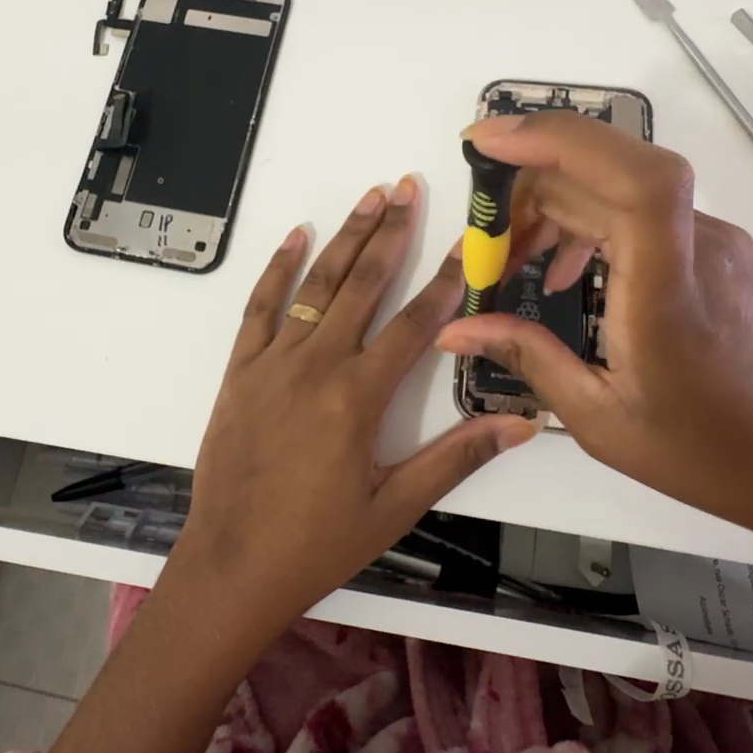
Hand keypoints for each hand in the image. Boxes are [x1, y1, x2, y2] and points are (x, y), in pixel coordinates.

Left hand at [168, 175, 541, 630]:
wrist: (232, 565)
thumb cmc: (318, 542)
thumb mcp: (396, 506)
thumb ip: (457, 457)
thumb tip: (521, 425)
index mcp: (359, 398)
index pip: (415, 324)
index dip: (445, 279)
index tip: (466, 241)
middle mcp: (317, 366)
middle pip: (364, 285)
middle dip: (392, 233)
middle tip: (410, 187)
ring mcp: (273, 363)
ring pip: (316, 286)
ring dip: (345, 238)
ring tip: (370, 197)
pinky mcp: (239, 371)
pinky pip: (260, 308)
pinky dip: (278, 269)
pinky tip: (296, 236)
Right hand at [435, 112, 752, 535]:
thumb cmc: (713, 454)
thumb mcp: (602, 419)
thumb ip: (527, 356)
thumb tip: (455, 329)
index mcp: (668, 286)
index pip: (629, 174)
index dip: (557, 138)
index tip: (488, 141)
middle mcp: (701, 244)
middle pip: (608, 174)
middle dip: (529, 189)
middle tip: (483, 243)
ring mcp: (720, 243)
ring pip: (625, 191)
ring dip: (560, 209)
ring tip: (519, 264)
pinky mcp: (728, 254)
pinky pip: (650, 218)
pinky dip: (596, 227)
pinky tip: (574, 279)